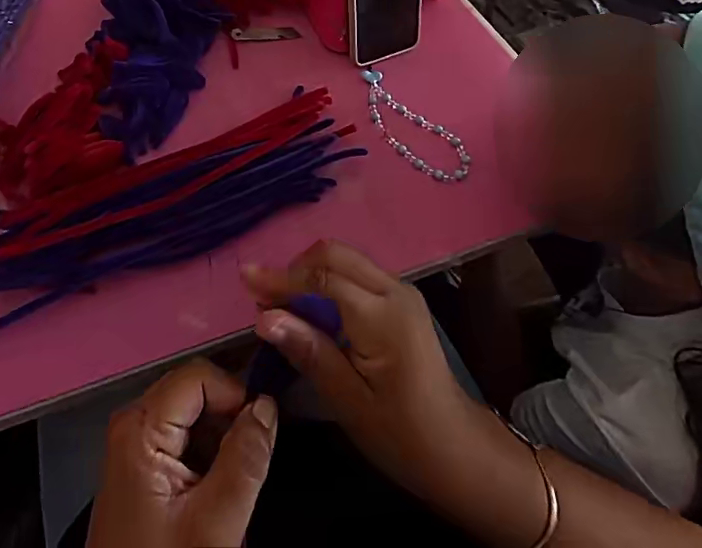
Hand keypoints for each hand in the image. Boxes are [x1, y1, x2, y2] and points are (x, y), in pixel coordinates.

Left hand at [86, 359, 277, 547]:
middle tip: (250, 458)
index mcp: (140, 428)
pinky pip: (184, 434)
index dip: (235, 395)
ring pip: (194, 411)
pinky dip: (208, 451)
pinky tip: (214, 488)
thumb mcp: (215, 523)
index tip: (258, 432)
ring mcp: (134, 443)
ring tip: (232, 479)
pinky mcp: (140, 463)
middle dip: (230, 415)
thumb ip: (246, 458)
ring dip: (222, 436)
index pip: (200, 375)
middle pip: (196, 388)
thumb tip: (267, 405)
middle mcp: (132, 424)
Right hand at [241, 240, 479, 498]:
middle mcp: (395, 290)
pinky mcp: (401, 299)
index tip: (246, 279)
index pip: (323, 278)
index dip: (282, 278)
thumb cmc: (401, 434)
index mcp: (384, 316)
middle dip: (295, 268)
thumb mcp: (349, 401)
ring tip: (278, 303)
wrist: (456, 446)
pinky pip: (357, 275)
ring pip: (346, 261)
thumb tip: (264, 318)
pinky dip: (328, 282)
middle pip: (336, 255)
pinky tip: (309, 309)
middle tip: (261, 295)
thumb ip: (309, 351)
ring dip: (310, 273)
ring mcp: (402, 291)